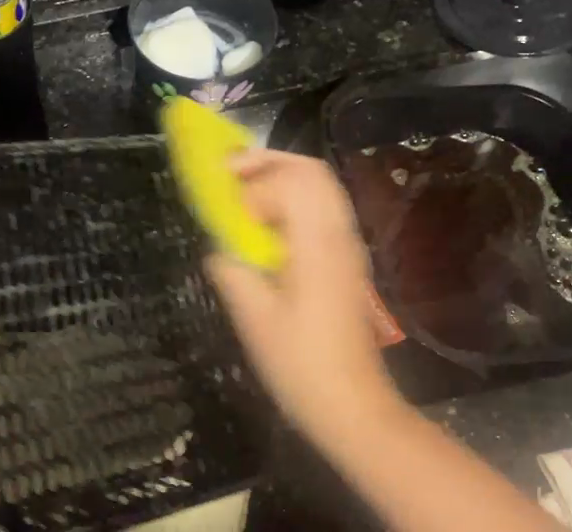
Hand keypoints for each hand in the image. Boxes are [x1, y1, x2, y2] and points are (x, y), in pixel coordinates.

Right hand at [204, 149, 400, 444]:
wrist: (354, 408)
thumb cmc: (300, 364)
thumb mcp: (252, 316)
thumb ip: (230, 267)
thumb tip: (217, 243)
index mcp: (317, 243)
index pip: (287, 183)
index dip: (250, 191)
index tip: (227, 215)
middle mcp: (339, 233)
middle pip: (309, 169)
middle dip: (265, 162)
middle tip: (229, 174)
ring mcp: (348, 244)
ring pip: (319, 183)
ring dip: (279, 175)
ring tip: (243, 190)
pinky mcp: (347, 258)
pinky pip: (323, 205)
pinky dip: (293, 197)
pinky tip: (267, 222)